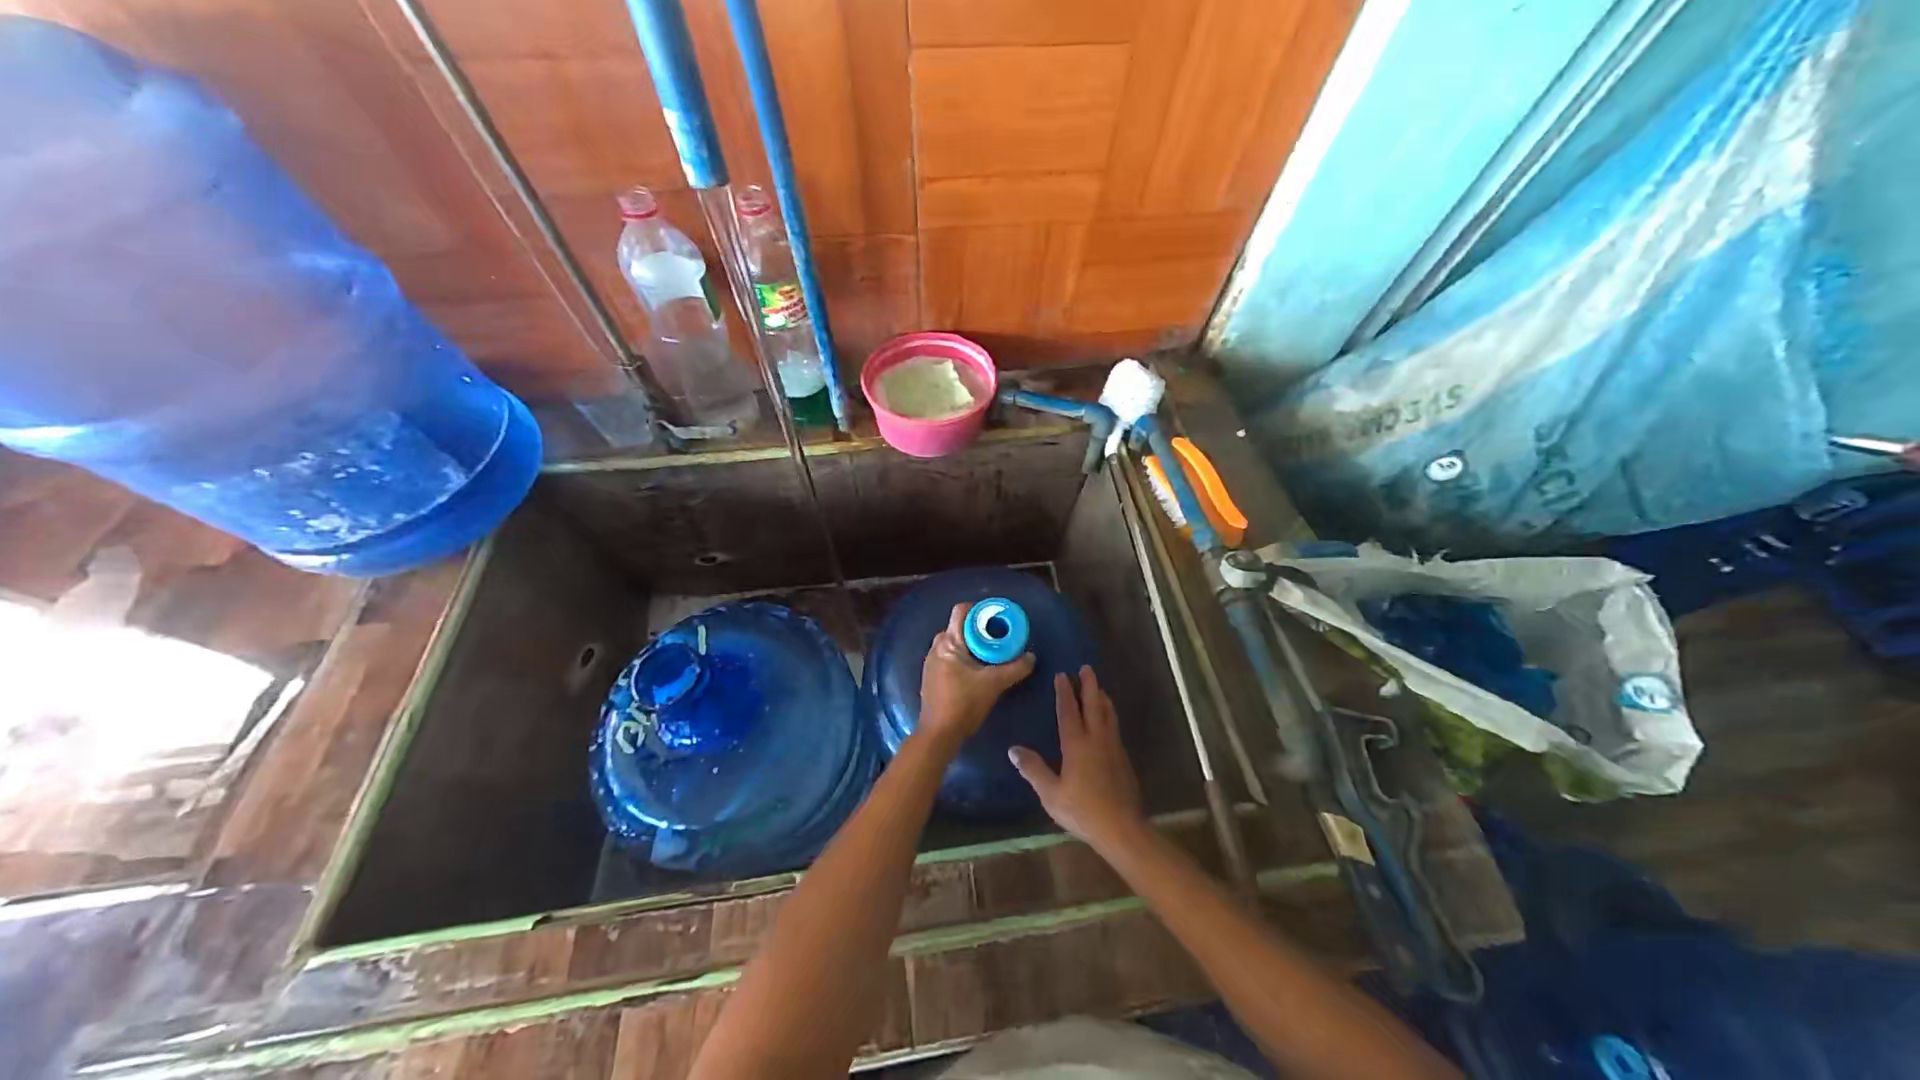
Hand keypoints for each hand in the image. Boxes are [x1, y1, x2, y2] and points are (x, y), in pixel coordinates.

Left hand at [919, 602, 1035, 747]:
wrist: (938, 734)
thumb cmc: (964, 704)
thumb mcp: (994, 684)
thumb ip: (1015, 668)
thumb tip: (1031, 657)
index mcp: (948, 642)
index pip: (962, 610)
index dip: (981, 610)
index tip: (999, 620)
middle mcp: (936, 646)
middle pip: (960, 627)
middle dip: (980, 630)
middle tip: (1000, 639)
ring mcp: (931, 662)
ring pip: (956, 643)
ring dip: (973, 646)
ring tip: (992, 656)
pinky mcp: (932, 676)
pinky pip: (950, 656)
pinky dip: (965, 657)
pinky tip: (978, 671)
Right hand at [1009, 667, 1142, 848]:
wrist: (1121, 827)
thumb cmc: (1082, 810)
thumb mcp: (1051, 793)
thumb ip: (1033, 769)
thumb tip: (1014, 750)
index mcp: (1076, 745)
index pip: (1069, 711)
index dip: (1064, 692)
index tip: (1062, 675)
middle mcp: (1097, 740)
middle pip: (1093, 705)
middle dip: (1089, 685)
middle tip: (1086, 668)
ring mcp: (1113, 748)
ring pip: (1108, 715)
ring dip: (1102, 698)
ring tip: (1098, 688)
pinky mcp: (1123, 759)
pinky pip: (1115, 728)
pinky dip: (1109, 715)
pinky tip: (1108, 721)